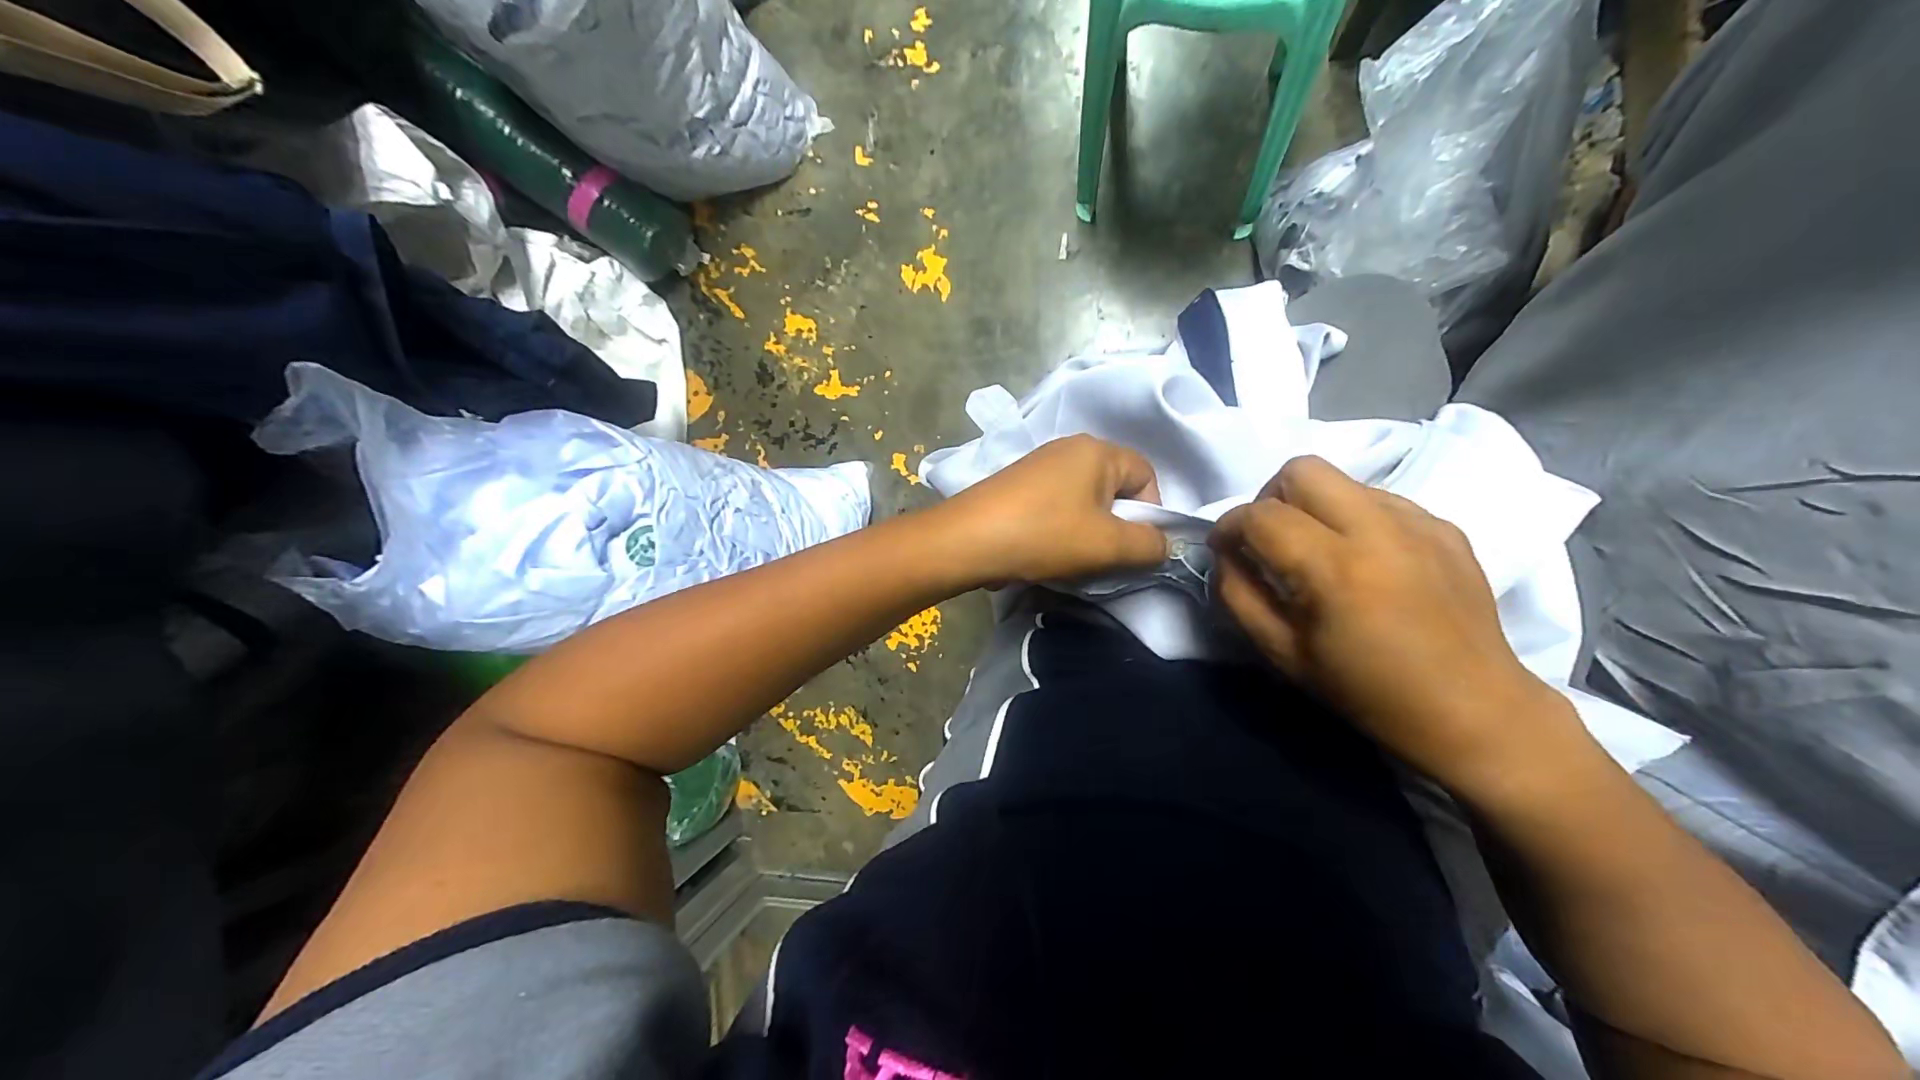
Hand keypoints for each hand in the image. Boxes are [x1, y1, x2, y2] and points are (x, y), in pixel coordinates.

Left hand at [936, 434, 1168, 585]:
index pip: (1147, 476)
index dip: (1151, 514)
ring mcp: (1039, 465)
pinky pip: (1056, 506)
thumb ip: (1149, 545)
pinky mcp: (1016, 485)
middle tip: (1103, 557)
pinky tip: (1044, 551)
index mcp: (1097, 450)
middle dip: (1117, 525)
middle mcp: (1069, 448)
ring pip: (1084, 500)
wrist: (965, 541)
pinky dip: (1059, 529)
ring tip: (1070, 558)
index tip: (1133, 546)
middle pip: (1115, 488)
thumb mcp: (1108, 546)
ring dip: (1087, 532)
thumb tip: (1163, 544)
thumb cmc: (1044, 535)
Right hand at [1209, 456, 1579, 793]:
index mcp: (1335, 569)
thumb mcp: (1282, 654)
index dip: (1228, 526)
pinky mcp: (1445, 527)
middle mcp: (1378, 530)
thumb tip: (1226, 555)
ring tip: (1319, 550)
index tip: (1224, 547)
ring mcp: (1419, 522)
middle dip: (1270, 498)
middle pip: (1302, 470)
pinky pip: (1380, 499)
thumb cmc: (1367, 691)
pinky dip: (1355, 518)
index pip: (1261, 515)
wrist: (1472, 708)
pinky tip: (1364, 560)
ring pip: (1343, 480)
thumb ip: (1238, 596)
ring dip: (1314, 505)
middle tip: (1271, 538)